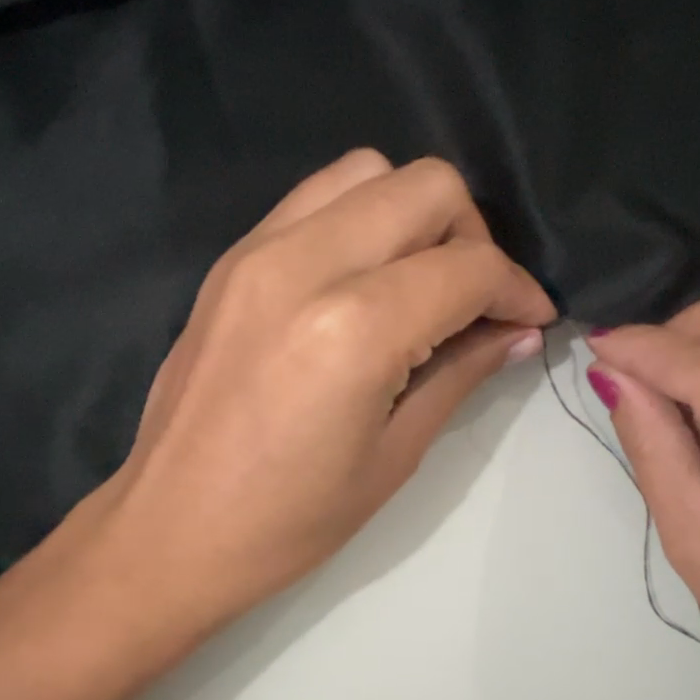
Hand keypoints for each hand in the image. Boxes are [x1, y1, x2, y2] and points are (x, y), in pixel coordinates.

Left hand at [55, 150, 554, 640]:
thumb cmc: (289, 520)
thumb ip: (462, 372)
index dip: (517, 290)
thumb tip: (518, 330)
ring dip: (413, 214)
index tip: (529, 320)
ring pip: (367, 171)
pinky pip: (314, 197)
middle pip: (427, 186)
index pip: (469, 267)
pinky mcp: (231, 258)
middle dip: (472, 237)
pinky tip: (363, 279)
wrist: (169, 529)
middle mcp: (305, 263)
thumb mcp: (394, 455)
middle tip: (473, 301)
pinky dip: (359, 218)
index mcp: (354, 328)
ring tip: (418, 282)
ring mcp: (258, 250)